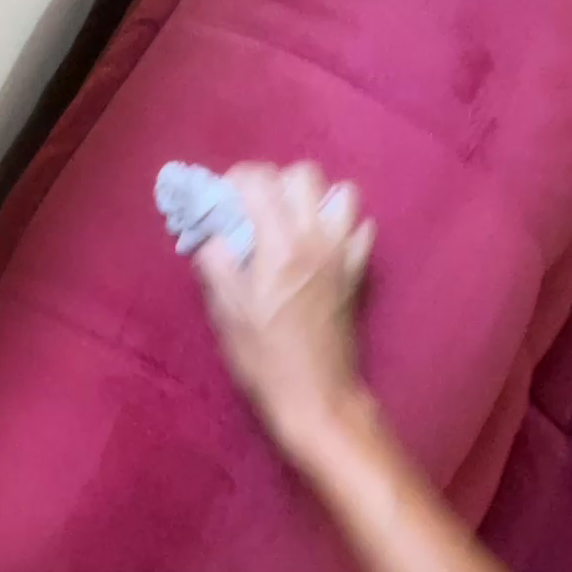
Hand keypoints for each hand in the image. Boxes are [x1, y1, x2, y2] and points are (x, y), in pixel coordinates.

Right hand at [192, 161, 375, 449]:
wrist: (316, 395)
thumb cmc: (263, 358)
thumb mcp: (226, 313)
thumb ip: (216, 264)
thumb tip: (210, 236)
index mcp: (280, 246)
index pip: (260, 181)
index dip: (234, 181)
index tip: (219, 200)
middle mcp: (317, 239)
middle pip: (303, 175)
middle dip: (273, 183)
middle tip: (252, 210)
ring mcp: (344, 253)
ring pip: (340, 193)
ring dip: (312, 199)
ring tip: (289, 223)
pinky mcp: (358, 272)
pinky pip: (360, 228)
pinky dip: (340, 226)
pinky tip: (320, 246)